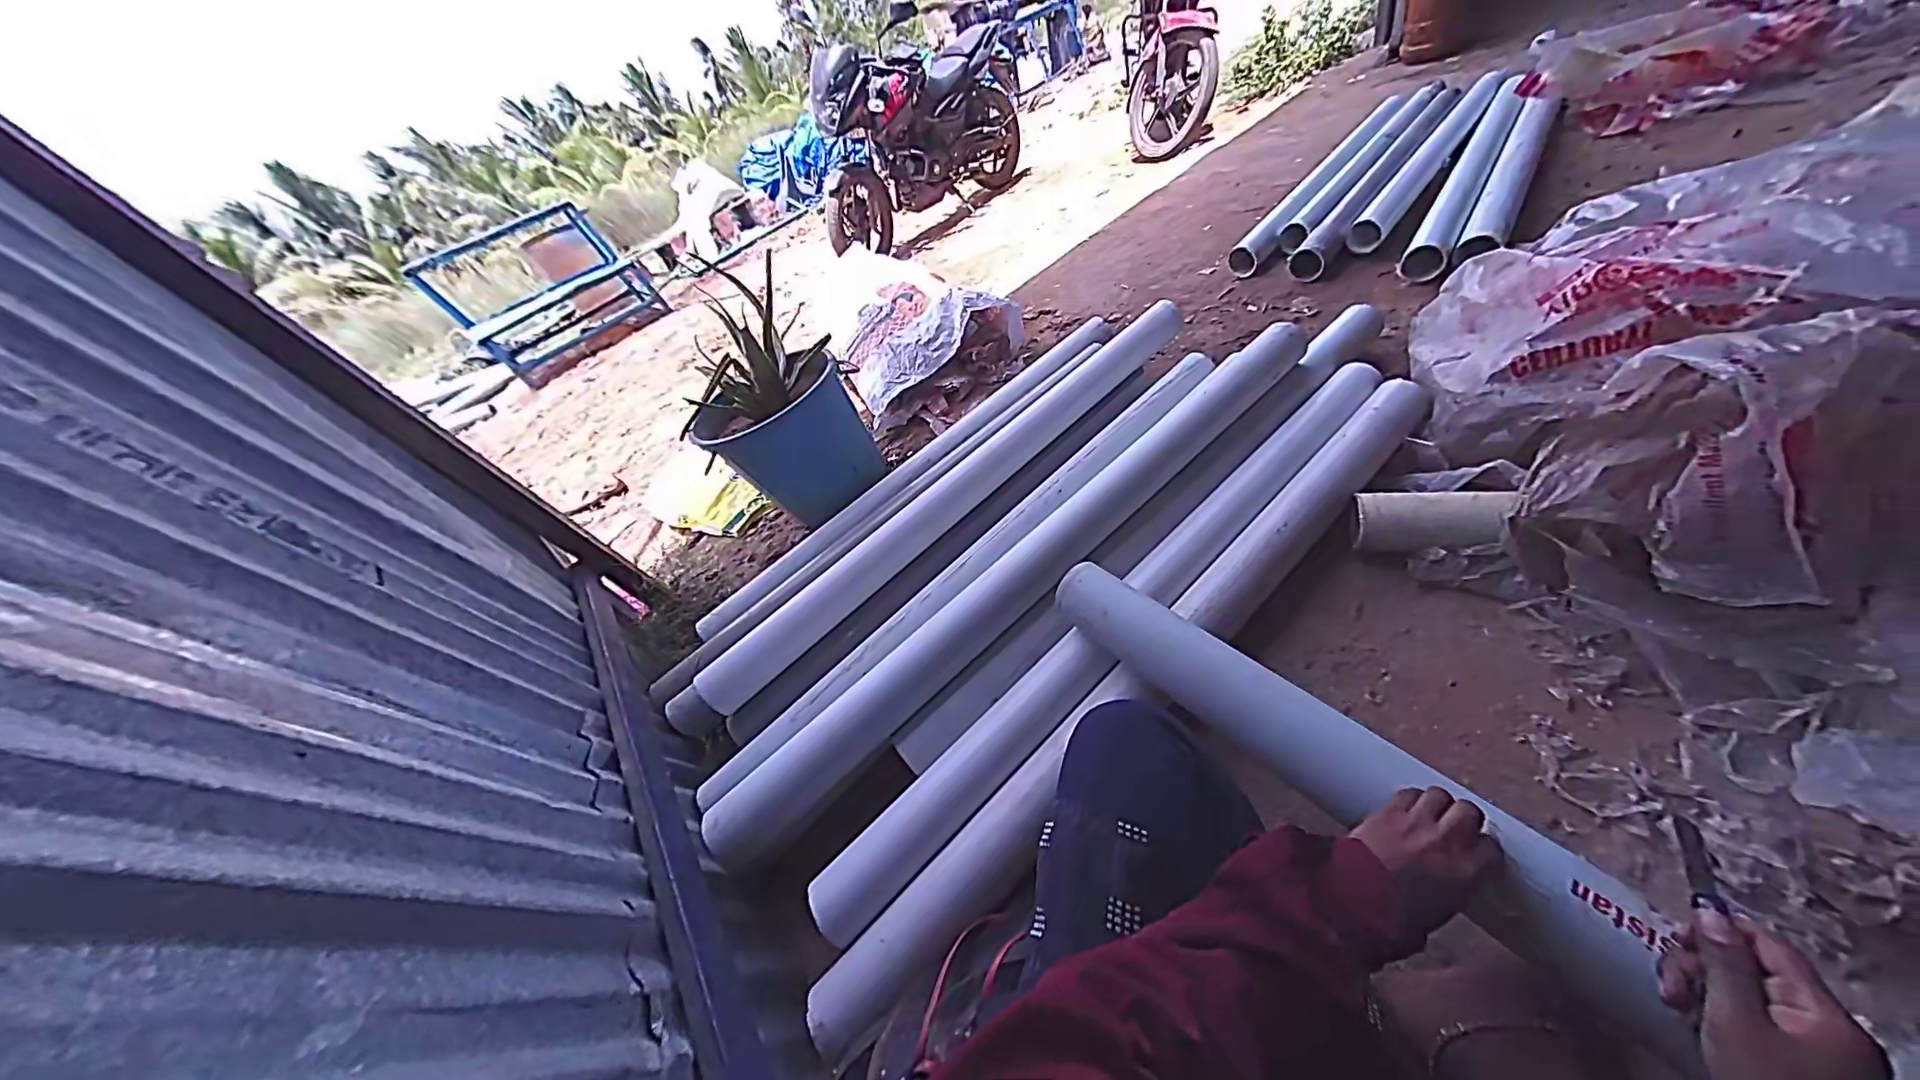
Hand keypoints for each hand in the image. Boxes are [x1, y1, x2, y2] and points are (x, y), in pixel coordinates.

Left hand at [1348, 787, 1501, 939]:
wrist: (1355, 899)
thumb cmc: (1394, 914)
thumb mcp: (1440, 909)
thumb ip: (1453, 887)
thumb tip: (1451, 882)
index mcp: (1464, 872)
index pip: (1490, 847)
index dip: (1483, 845)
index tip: (1477, 845)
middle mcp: (1444, 842)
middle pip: (1468, 811)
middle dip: (1464, 815)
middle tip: (1456, 822)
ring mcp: (1414, 823)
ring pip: (1438, 795)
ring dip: (1437, 802)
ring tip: (1430, 811)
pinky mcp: (1386, 812)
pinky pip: (1406, 793)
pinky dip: (1409, 797)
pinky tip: (1405, 807)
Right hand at [1657, 910, 1889, 1079]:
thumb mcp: (1733, 1020)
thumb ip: (1723, 964)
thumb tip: (1709, 911)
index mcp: (1825, 1013)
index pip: (1769, 945)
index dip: (1719, 931)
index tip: (1675, 939)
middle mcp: (1831, 1027)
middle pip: (1755, 970)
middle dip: (1702, 968)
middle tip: (1670, 986)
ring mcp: (1820, 1051)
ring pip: (1750, 996)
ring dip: (1704, 992)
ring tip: (1678, 1008)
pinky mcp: (1802, 1067)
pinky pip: (1757, 1023)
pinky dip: (1721, 1017)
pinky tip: (1700, 1028)